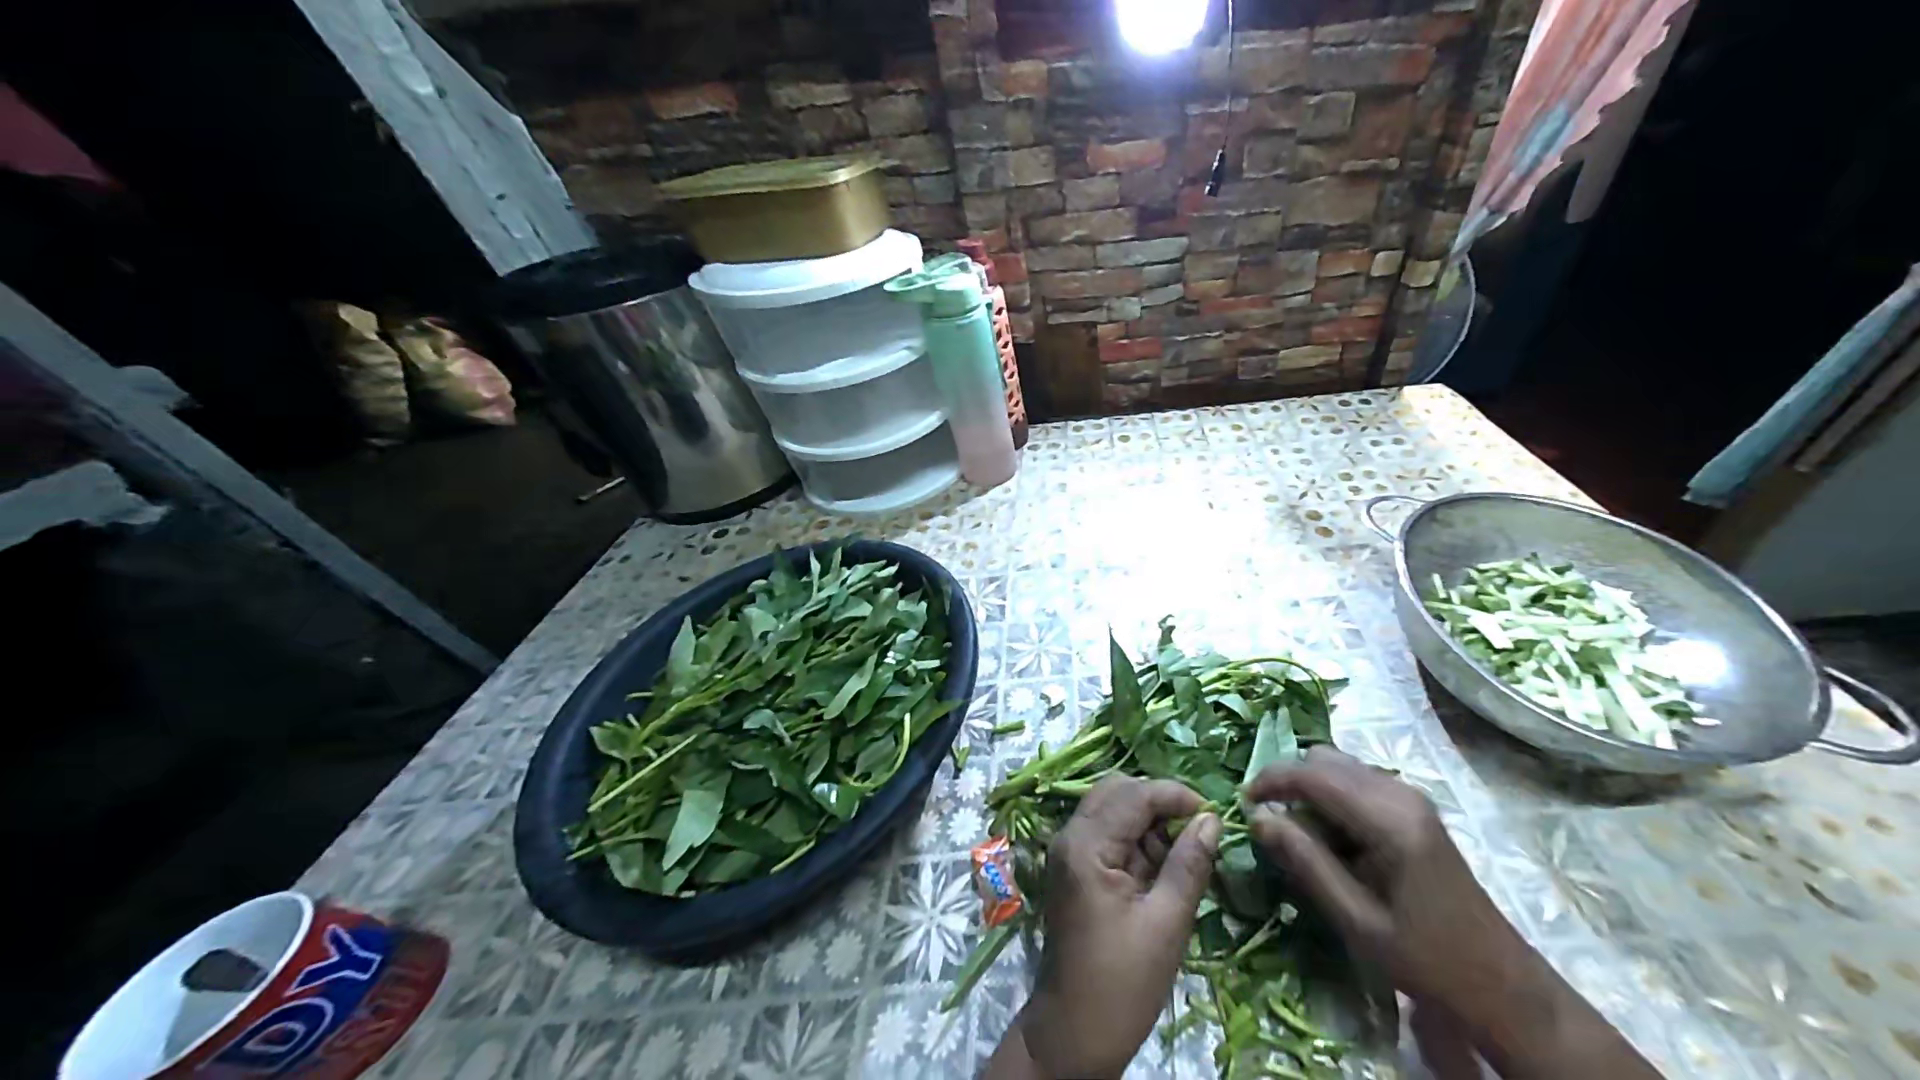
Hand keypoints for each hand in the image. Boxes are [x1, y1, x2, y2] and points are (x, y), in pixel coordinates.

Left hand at [1017, 776, 1221, 1078]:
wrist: (1073, 1032)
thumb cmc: (1122, 983)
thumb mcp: (1167, 923)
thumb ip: (1189, 864)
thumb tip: (1213, 819)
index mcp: (1085, 845)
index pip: (1133, 794)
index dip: (1175, 795)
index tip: (1215, 813)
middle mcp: (1070, 837)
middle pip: (1117, 793)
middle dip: (1160, 803)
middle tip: (1200, 829)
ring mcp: (1069, 852)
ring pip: (1113, 811)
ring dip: (1150, 822)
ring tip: (1187, 852)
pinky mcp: (1076, 870)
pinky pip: (1108, 836)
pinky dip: (1138, 841)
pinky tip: (1165, 866)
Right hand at [1244, 746, 1524, 1011]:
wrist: (1502, 985)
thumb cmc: (1427, 960)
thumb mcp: (1356, 920)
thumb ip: (1305, 862)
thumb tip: (1256, 817)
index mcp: (1390, 820)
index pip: (1312, 774)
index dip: (1270, 781)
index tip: (1243, 804)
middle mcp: (1401, 794)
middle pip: (1323, 759)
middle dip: (1288, 782)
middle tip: (1269, 822)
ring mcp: (1411, 797)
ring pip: (1337, 766)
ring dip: (1308, 789)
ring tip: (1298, 833)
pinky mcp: (1413, 808)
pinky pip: (1355, 781)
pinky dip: (1329, 797)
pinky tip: (1331, 838)